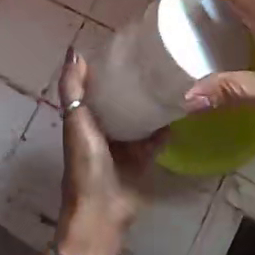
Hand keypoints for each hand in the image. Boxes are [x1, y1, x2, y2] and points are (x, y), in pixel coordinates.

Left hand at [56, 48, 162, 254]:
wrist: (103, 211)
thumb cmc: (86, 165)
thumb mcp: (76, 122)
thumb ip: (73, 90)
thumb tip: (75, 51)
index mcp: (83, 118)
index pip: (95, 86)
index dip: (106, 66)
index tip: (126, 43)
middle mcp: (104, 128)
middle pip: (120, 99)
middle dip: (134, 82)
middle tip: (156, 57)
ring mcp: (125, 145)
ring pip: (140, 116)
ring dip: (152, 102)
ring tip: (172, 78)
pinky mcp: (143, 158)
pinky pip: (157, 137)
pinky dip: (167, 126)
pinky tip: (180, 109)